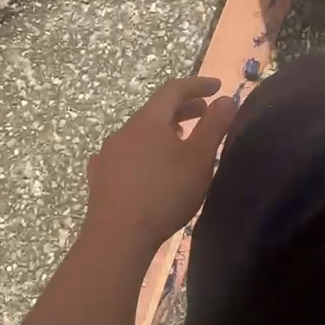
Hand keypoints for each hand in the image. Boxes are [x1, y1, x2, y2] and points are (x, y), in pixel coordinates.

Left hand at [83, 76, 237, 257]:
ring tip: (183, 140)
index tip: (218, 87)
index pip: (173, 90)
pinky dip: (146, 149)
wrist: (116, 239)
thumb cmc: (165, 193)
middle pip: (155, 110)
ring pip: (141, 132)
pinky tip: (152, 167)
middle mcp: (124, 132)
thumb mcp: (200, 158)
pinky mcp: (99, 178)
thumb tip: (226, 99)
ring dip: (164, 129)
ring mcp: (107, 155)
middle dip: (183, 108)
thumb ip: (214, 125)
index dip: (197, 85)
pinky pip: (128, 152)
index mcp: (148, 121)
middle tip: (206, 113)